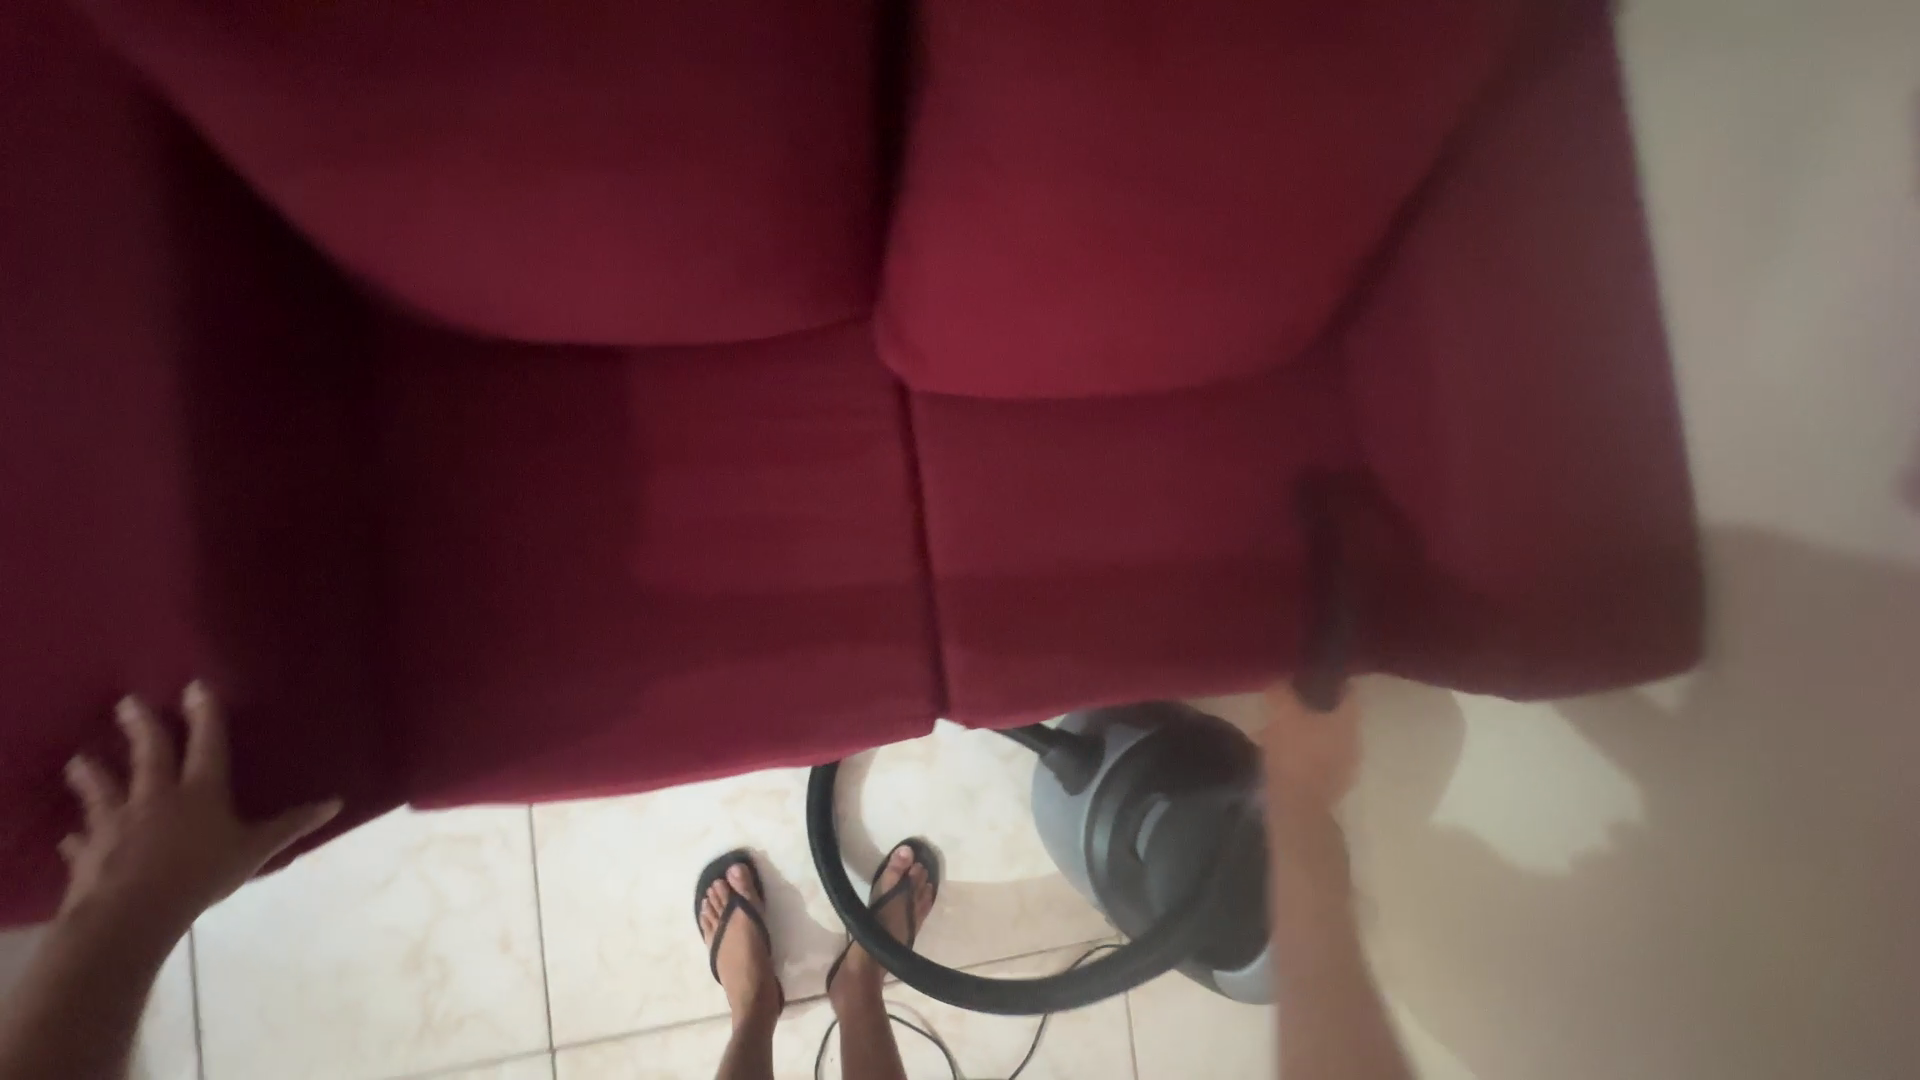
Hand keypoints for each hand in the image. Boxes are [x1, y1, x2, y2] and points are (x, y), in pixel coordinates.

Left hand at [58, 683, 340, 939]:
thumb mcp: (257, 848)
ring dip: (92, 774)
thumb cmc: (201, 873)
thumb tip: (335, 802)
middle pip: (149, 756)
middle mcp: (156, 798)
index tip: (194, 687)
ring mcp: (116, 824)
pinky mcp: (89, 853)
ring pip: (104, 790)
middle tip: (127, 703)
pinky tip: (69, 834)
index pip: (206, 744)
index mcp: (201, 792)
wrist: (130, 915)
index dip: (204, 715)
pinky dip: (78, 834)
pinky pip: (82, 839)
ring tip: (79, 758)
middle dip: (141, 727)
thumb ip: (292, 824)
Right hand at [1260, 681, 1361, 816]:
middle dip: (1311, 704)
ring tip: (1275, 727)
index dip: (1326, 678)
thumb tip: (1278, 676)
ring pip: (1325, 734)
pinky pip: (1318, 755)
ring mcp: (1347, 763)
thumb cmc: (1294, 753)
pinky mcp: (1334, 782)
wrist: (1298, 805)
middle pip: (1334, 711)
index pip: (1346, 688)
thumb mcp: (1281, 714)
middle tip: (1285, 700)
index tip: (1305, 673)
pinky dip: (1303, 749)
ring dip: (1304, 728)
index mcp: (1348, 718)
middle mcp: (1354, 738)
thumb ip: (1281, 691)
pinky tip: (1281, 751)